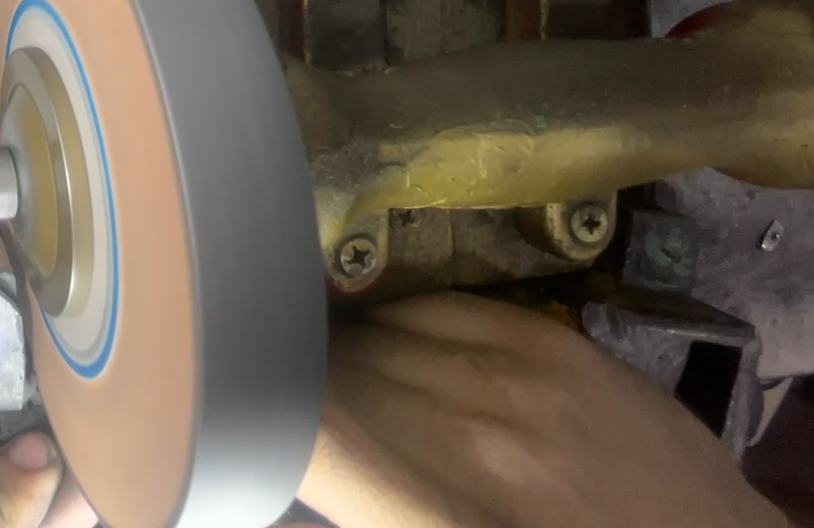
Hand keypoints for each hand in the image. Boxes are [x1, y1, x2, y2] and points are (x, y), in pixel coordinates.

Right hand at [298, 292, 792, 527]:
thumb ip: (384, 490)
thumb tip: (308, 430)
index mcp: (451, 511)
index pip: (329, 431)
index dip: (289, 406)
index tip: (269, 399)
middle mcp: (476, 442)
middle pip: (346, 373)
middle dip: (323, 377)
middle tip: (320, 389)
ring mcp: (515, 380)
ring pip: (380, 333)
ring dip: (357, 347)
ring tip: (361, 364)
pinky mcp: (545, 337)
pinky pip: (428, 306)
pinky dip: (401, 321)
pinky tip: (404, 340)